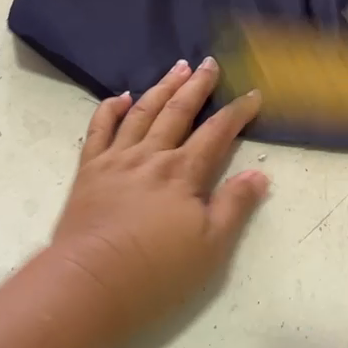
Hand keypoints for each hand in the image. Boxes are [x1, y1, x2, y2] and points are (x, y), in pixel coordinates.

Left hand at [46, 57, 268, 339]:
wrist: (88, 284)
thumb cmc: (155, 273)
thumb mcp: (209, 249)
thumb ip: (234, 207)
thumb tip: (259, 174)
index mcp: (183, 172)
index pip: (217, 132)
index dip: (237, 112)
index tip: (252, 94)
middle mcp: (152, 155)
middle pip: (178, 111)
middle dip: (197, 85)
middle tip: (209, 63)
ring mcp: (117, 158)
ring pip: (143, 111)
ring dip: (162, 87)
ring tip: (177, 67)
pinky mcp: (89, 169)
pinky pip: (99, 129)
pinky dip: (110, 109)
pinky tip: (120, 97)